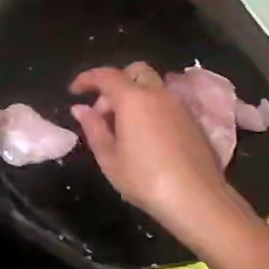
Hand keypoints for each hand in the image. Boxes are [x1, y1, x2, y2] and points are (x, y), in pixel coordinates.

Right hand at [69, 63, 255, 249]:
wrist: (195, 196)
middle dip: (113, 84)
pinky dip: (148, 107)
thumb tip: (80, 109)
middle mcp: (158, 94)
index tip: (73, 91)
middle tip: (101, 112)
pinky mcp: (192, 118)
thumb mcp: (108, 157)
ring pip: (152, 86)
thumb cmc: (143, 179)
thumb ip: (93, 128)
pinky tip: (142, 135)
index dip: (87, 79)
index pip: (106, 76)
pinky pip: (164, 101)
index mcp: (133, 100)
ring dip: (132, 96)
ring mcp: (179, 104)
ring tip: (120, 126)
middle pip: (134, 72)